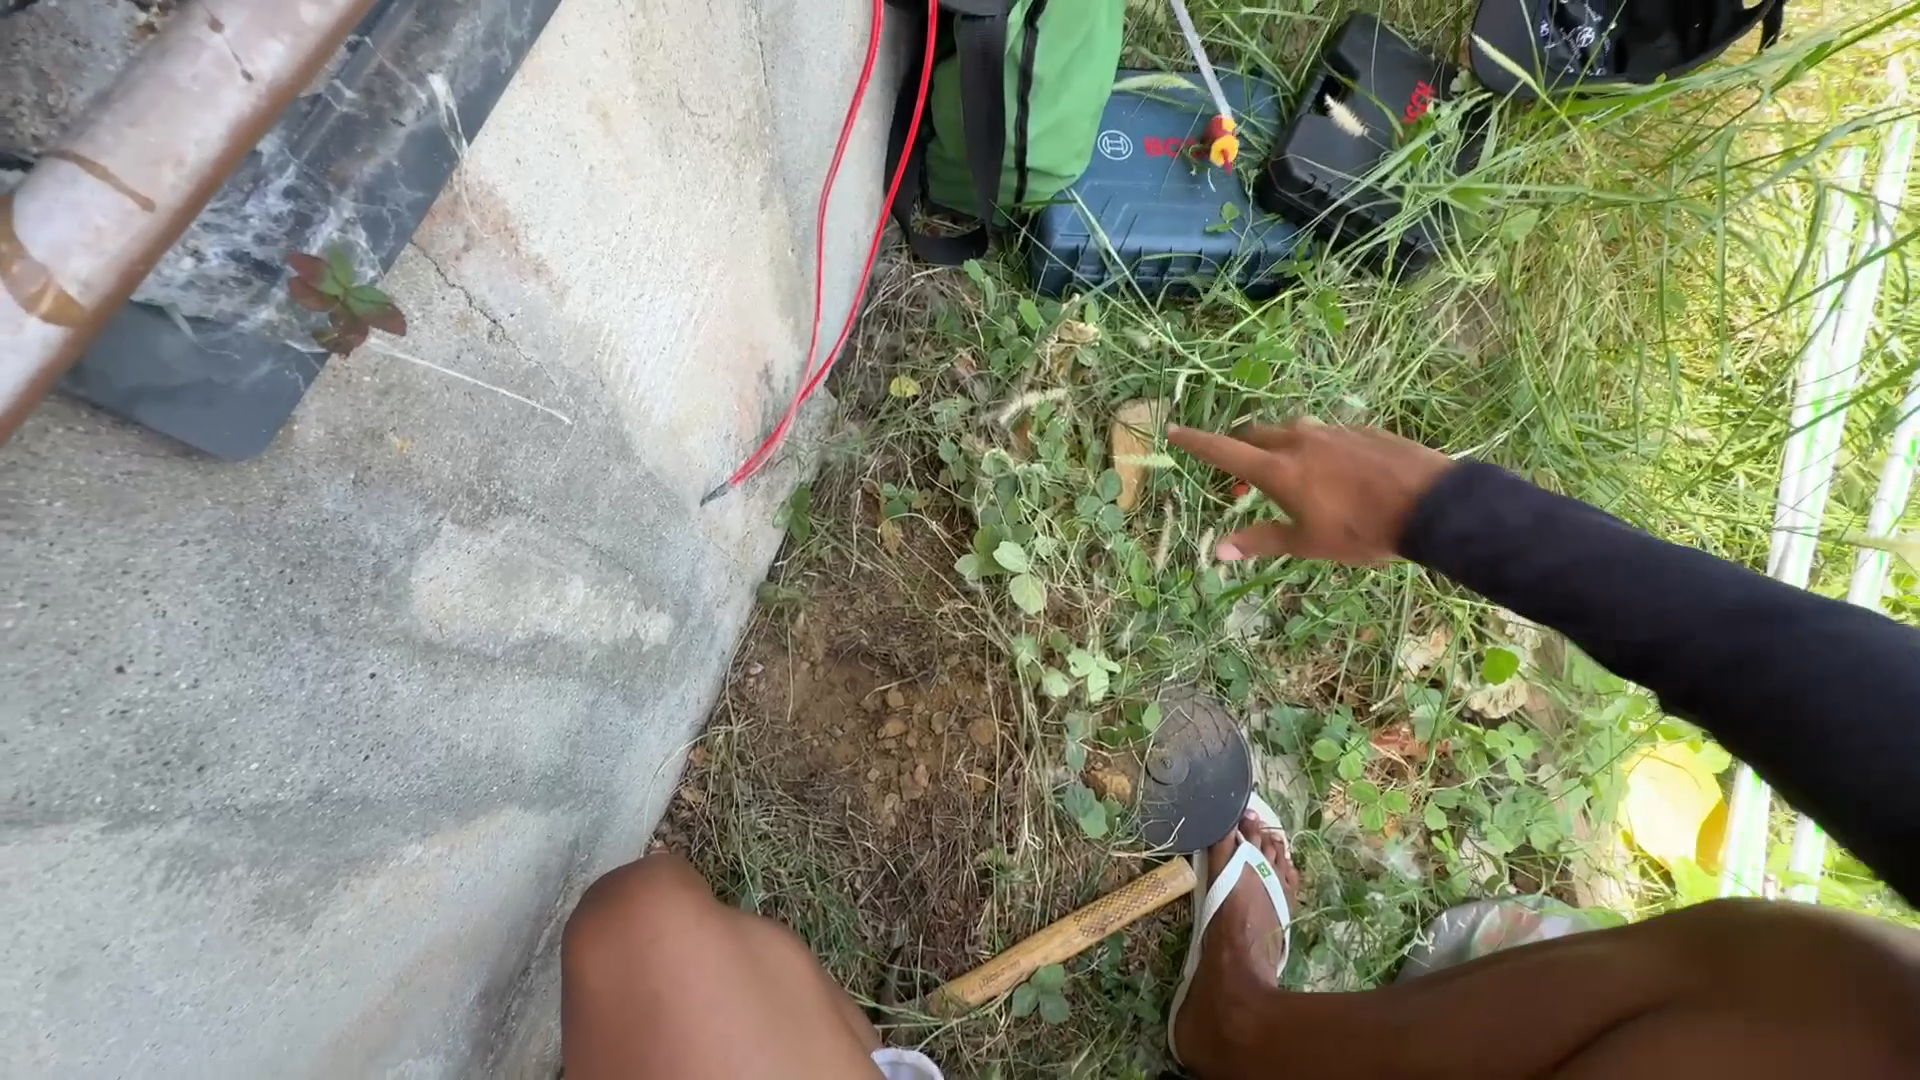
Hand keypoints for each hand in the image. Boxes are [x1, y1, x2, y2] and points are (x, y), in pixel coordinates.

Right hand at [1165, 418, 1454, 563]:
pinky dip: (1316, 447)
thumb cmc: (1362, 531)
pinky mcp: (1362, 430)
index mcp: (1279, 469)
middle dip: (1240, 449)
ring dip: (1279, 445)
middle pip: (1255, 434)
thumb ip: (1261, 541)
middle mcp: (1300, 441)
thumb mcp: (1307, 543)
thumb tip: (1218, 550)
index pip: (1224, 450)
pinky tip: (1335, 471)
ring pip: (1292, 429)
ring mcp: (1333, 431)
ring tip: (1290, 473)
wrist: (1434, 506)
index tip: (1173, 431)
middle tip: (1241, 478)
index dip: (1195, 442)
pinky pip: (1327, 433)